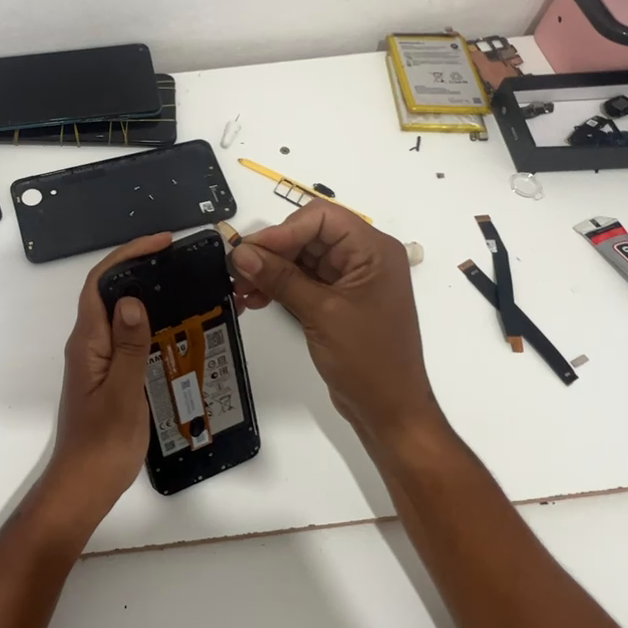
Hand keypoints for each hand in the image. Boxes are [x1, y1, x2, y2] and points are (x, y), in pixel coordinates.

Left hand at [35, 233, 169, 530]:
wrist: (85, 485)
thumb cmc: (104, 443)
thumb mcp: (122, 393)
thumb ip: (129, 346)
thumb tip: (133, 300)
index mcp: (88, 342)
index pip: (100, 283)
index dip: (126, 256)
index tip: (160, 243)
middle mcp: (89, 344)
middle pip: (109, 292)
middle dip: (138, 268)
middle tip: (177, 260)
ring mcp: (97, 359)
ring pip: (119, 314)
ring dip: (145, 294)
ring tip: (181, 286)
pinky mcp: (108, 374)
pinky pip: (127, 336)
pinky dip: (148, 323)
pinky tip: (174, 328)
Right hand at [230, 203, 438, 442]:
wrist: (390, 409)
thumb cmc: (368, 359)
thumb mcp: (321, 313)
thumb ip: (280, 278)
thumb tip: (240, 254)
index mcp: (373, 250)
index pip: (321, 218)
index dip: (282, 230)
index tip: (249, 251)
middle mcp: (364, 257)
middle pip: (308, 234)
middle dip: (271, 251)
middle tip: (237, 272)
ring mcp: (351, 278)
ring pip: (301, 257)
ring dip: (270, 269)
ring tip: (241, 290)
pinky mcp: (338, 298)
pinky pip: (303, 279)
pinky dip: (279, 285)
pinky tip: (256, 299)